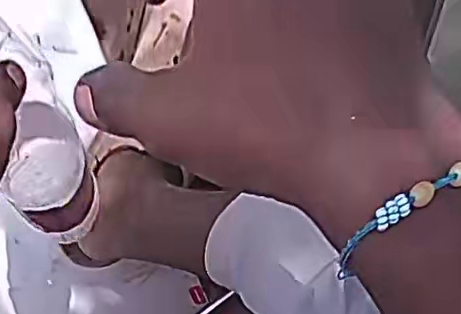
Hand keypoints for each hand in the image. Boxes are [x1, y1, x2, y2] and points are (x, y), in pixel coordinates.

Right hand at [74, 0, 460, 238]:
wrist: (369, 151)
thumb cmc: (267, 128)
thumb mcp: (171, 121)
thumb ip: (120, 99)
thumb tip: (91, 90)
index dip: (162, 11)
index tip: (167, 24)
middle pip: (227, 7)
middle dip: (213, 24)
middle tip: (205, 44)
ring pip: (282, 12)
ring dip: (256, 29)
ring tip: (249, 63)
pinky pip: (327, 15)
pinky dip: (311, 29)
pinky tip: (302, 58)